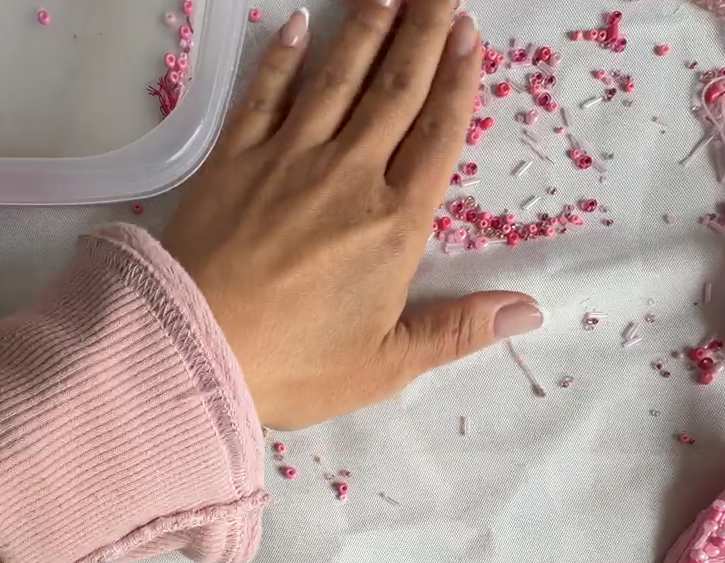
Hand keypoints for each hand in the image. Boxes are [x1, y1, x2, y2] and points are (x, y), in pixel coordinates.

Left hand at [162, 0, 541, 430]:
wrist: (196, 349)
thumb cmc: (293, 366)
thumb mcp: (385, 365)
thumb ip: (456, 331)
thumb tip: (527, 310)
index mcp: (393, 227)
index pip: (437, 139)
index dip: (457, 85)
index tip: (470, 38)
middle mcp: (348, 177)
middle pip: (395, 92)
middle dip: (424, 35)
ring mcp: (287, 161)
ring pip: (337, 78)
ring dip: (367, 29)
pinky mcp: (233, 160)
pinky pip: (264, 94)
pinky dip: (284, 57)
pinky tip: (299, 26)